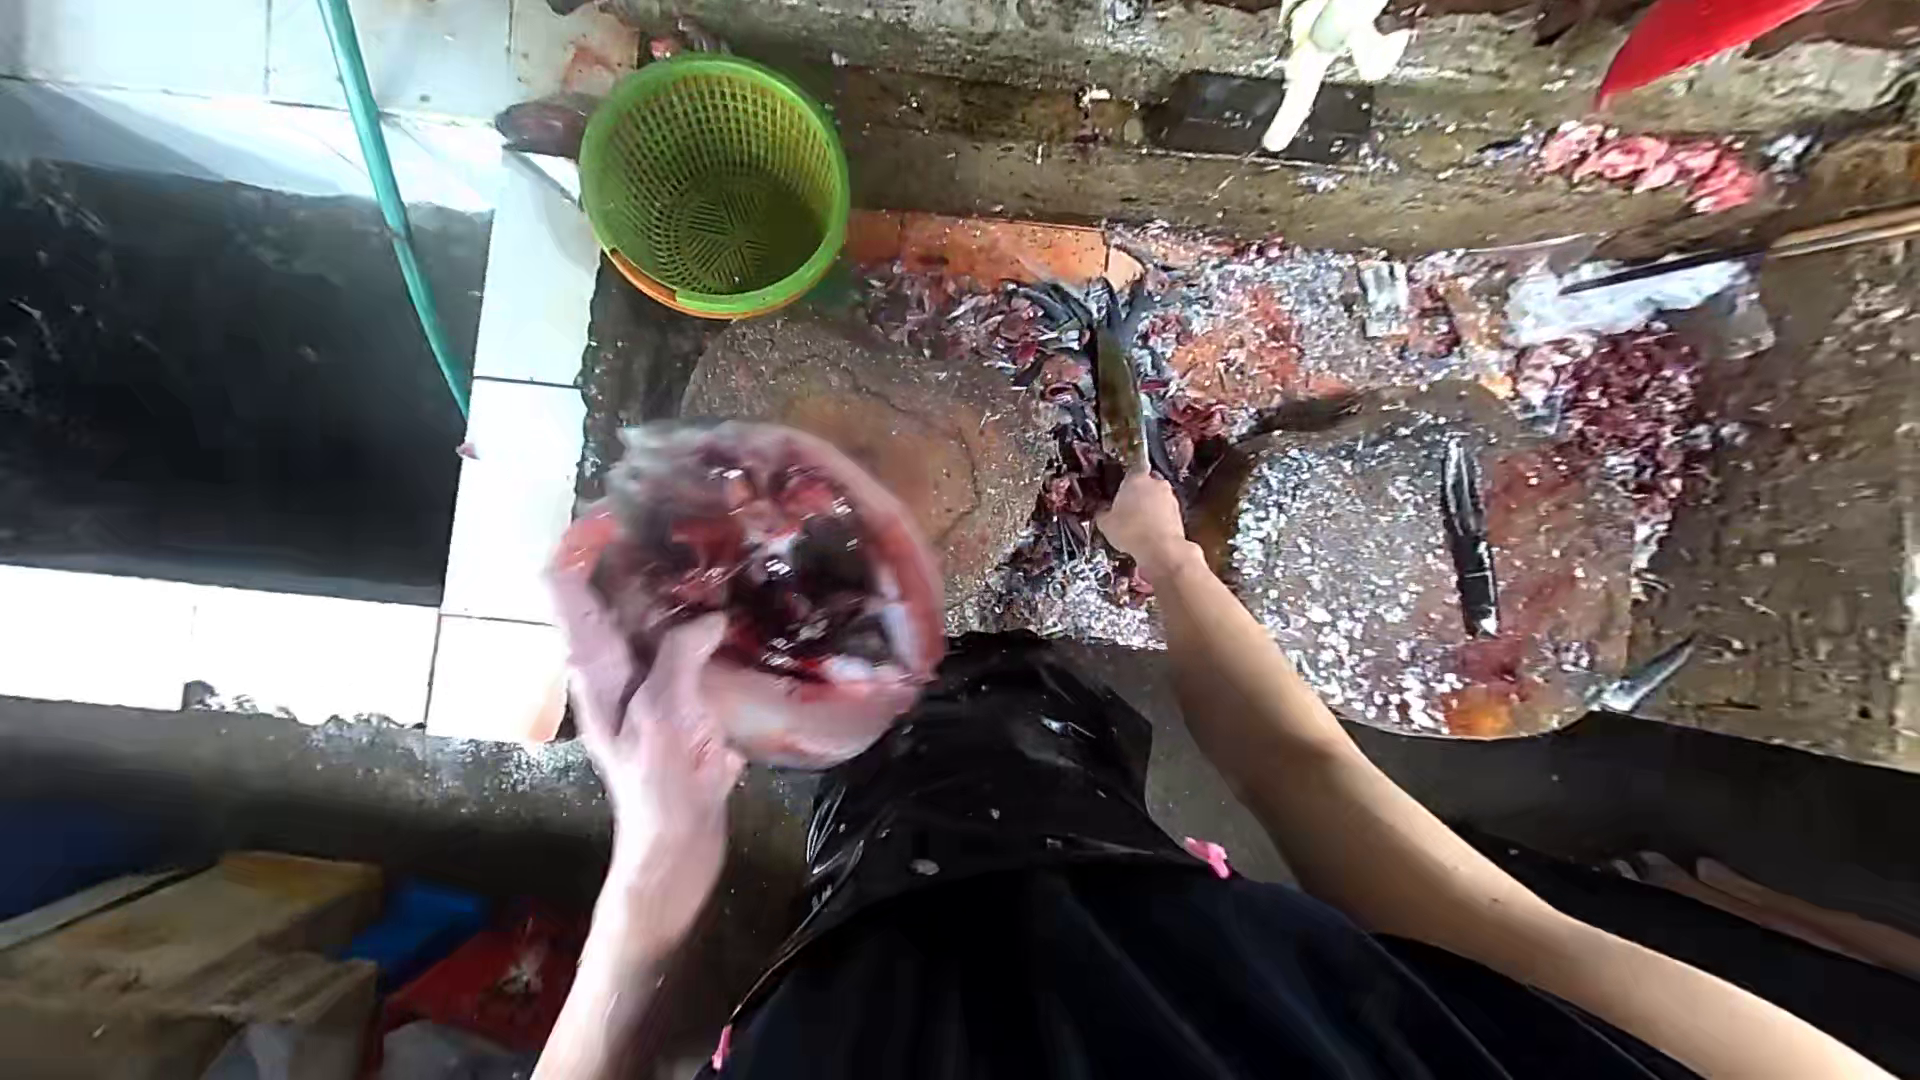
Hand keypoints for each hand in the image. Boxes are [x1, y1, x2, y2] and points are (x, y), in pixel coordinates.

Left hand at [548, 507, 742, 948]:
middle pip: (609, 591)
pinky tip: (734, 602)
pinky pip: (683, 637)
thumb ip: (679, 659)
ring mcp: (648, 675)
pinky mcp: (679, 688)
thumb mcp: (666, 717)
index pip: (567, 589)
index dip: (581, 545)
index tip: (616, 510)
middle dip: (633, 552)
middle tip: (681, 518)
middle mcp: (615, 662)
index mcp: (596, 666)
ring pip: (650, 612)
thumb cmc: (661, 781)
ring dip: (672, 580)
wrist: (680, 835)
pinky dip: (700, 613)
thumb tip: (708, 618)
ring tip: (712, 546)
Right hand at [1095, 468, 1193, 579]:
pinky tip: (1148, 534)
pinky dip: (1158, 521)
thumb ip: (1102, 513)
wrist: (1160, 549)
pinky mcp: (1179, 513)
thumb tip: (1101, 513)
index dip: (1122, 484)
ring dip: (1148, 509)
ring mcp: (1170, 498)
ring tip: (1136, 526)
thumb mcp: (1105, 523)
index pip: (1128, 472)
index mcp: (1135, 478)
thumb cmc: (1131, 531)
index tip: (1118, 493)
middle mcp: (1155, 483)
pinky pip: (1165, 513)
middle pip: (1144, 486)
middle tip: (1124, 512)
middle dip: (1136, 497)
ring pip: (1156, 499)